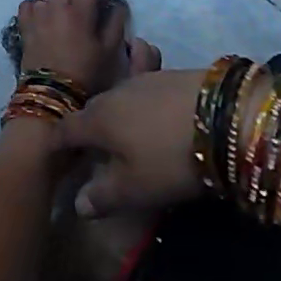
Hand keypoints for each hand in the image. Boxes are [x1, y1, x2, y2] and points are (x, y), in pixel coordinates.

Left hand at [14, 0, 131, 96]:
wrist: (53, 93)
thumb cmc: (87, 73)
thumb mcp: (110, 50)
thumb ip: (115, 23)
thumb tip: (116, 5)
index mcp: (78, 12)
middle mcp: (54, 8)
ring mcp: (36, 15)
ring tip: (65, 5)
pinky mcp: (24, 25)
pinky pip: (28, 3)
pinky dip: (37, 4)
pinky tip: (46, 14)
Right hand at [55, 70, 207, 216]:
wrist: (228, 116)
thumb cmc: (170, 157)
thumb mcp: (137, 188)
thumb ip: (103, 196)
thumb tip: (77, 205)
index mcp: (95, 120)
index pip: (64, 130)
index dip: (56, 144)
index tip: (52, 153)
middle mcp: (112, 94)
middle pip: (91, 112)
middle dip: (88, 128)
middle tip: (93, 147)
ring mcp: (144, 80)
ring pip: (119, 98)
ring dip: (118, 115)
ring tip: (127, 132)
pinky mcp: (174, 76)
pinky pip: (147, 90)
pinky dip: (145, 103)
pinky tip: (159, 114)